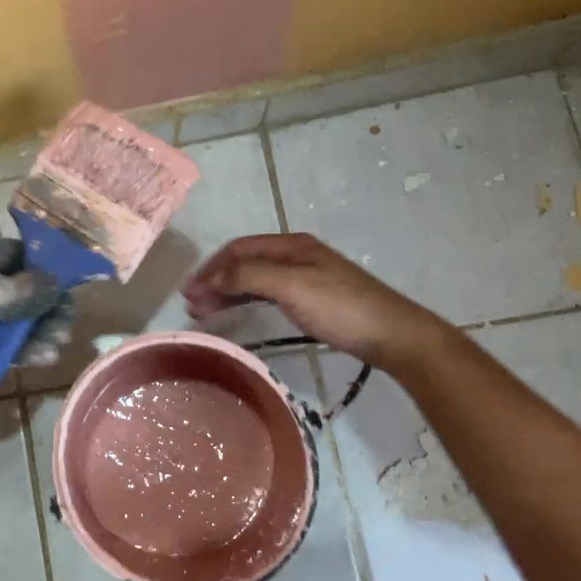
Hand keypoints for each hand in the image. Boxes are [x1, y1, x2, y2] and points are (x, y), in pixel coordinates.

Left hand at [0, 240, 73, 418]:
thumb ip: (13, 291)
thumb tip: (56, 282)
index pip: (12, 254)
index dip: (40, 262)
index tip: (66, 277)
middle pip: (23, 291)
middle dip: (48, 304)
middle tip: (67, 319)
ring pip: (20, 321)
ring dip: (42, 330)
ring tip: (57, 343)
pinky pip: (9, 347)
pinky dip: (27, 350)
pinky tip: (43, 356)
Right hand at [183, 233, 451, 367]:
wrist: (391, 334)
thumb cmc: (341, 308)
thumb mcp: (292, 287)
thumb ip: (249, 278)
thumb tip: (212, 278)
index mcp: (291, 245)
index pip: (239, 249)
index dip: (211, 268)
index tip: (189, 292)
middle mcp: (295, 255)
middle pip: (245, 262)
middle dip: (215, 280)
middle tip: (192, 306)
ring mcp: (304, 277)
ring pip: (254, 279)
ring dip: (227, 292)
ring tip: (205, 312)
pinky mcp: (310, 299)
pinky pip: (267, 293)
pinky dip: (245, 300)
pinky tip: (236, 312)